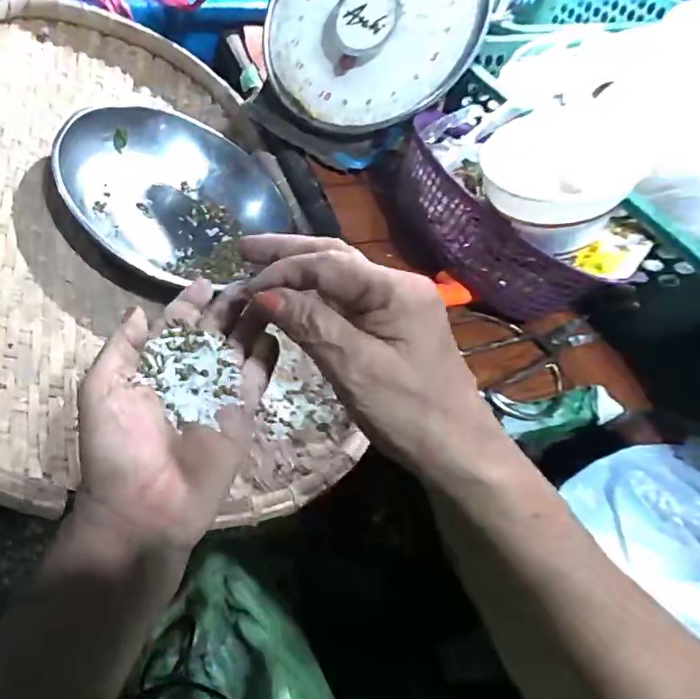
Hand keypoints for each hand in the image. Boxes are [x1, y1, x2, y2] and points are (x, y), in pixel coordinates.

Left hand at [75, 280, 276, 552]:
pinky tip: (276, 329)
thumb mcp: (101, 388)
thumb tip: (136, 309)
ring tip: (268, 293)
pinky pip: (255, 379)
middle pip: (211, 333)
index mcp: (151, 368)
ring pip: (237, 349)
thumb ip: (121, 347)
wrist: (142, 506)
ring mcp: (215, 395)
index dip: (188, 304)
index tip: (204, 281)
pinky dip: (266, 355)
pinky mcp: (240, 415)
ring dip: (250, 322)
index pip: (174, 326)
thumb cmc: (114, 446)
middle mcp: (185, 376)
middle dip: (227, 306)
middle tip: (248, 279)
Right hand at [239, 235, 505, 478]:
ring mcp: (395, 303)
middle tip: (242, 248)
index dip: (281, 271)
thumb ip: (310, 323)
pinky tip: (288, 292)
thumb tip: (262, 294)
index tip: (243, 289)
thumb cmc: (409, 411)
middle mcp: (396, 285)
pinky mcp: (389, 322)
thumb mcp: (354, 367)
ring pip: (337, 272)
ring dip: (296, 265)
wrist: (457, 450)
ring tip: (256, 260)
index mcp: (394, 290)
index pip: (326, 263)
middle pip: (333, 255)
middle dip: (286, 251)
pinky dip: (310, 289)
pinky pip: (342, 295)